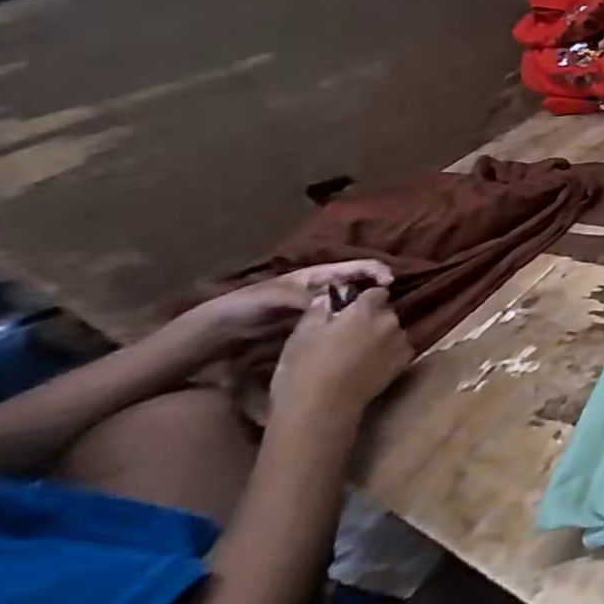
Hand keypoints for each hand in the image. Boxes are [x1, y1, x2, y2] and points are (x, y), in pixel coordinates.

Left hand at [177, 260, 393, 356]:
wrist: (212, 336)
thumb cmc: (242, 307)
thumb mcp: (272, 296)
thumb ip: (303, 296)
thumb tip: (337, 298)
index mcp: (315, 276)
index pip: (354, 266)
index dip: (374, 270)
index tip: (390, 283)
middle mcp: (320, 290)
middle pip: (357, 285)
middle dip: (376, 291)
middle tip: (391, 306)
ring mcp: (315, 311)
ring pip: (349, 306)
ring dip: (365, 311)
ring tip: (381, 322)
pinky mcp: (310, 329)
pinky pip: (336, 325)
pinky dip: (350, 328)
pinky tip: (359, 337)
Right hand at [269, 286, 412, 418]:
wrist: (322, 410)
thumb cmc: (304, 370)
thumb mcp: (301, 335)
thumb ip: (318, 311)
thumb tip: (328, 298)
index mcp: (365, 311)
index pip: (376, 292)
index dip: (364, 299)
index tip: (350, 309)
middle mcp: (389, 321)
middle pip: (385, 312)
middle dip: (371, 318)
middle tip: (349, 335)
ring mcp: (400, 342)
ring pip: (392, 331)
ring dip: (380, 336)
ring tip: (357, 354)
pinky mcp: (404, 362)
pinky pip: (398, 348)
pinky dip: (388, 352)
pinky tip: (370, 365)